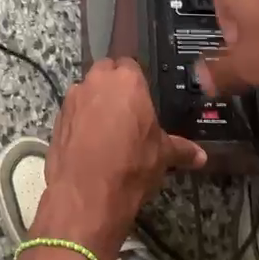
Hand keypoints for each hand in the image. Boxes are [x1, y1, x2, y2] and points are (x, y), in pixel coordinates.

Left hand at [35, 58, 205, 259]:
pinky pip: (72, 111)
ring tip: (107, 129)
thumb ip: (181, 149)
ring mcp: (72, 98)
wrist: (85, 195)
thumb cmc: (132, 166)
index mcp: (126, 81)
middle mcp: (96, 81)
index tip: (142, 99)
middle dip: (113, 85)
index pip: (131, 65)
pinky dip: (80, 120)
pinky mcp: (56, 118)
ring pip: (86, 90)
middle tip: (127, 111)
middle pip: (105, 71)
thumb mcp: (162, 156)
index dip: (136, 81)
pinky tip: (89, 142)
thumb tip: (201, 156)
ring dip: (94, 102)